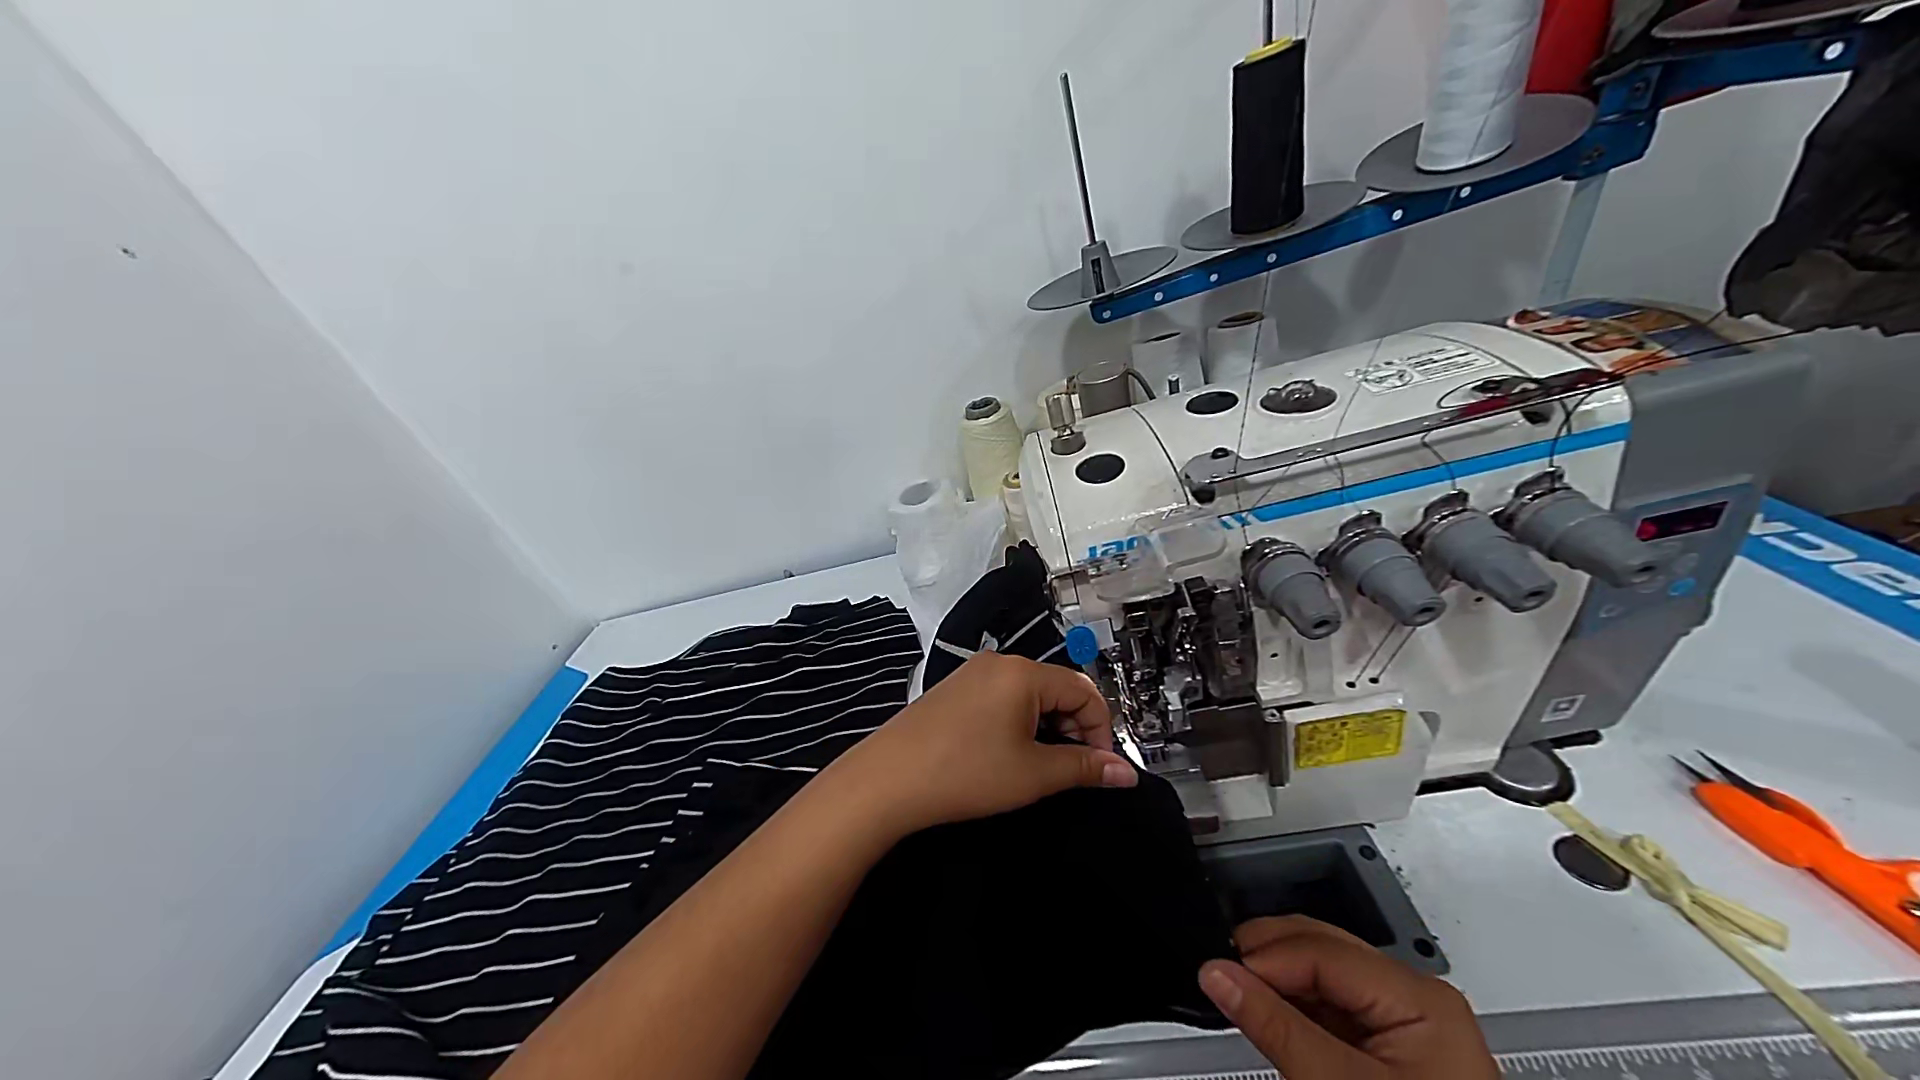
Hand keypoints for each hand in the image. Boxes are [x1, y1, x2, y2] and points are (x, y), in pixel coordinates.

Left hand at [822, 652, 1135, 834]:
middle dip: (1074, 728)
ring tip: (1039, 766)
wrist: (888, 779)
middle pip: (1058, 688)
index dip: (1101, 730)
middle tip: (1070, 770)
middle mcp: (998, 663)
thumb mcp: (1033, 774)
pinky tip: (1008, 754)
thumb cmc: (964, 773)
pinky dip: (1019, 722)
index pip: (1085, 691)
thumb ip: (1084, 768)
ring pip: (1030, 694)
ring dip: (1047, 726)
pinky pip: (1003, 697)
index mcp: (1023, 672)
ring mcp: (973, 673)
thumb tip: (1125, 773)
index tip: (1100, 768)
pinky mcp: (956, 689)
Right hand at [1198, 916, 1496, 1079]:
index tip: (1218, 973)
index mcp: (1420, 1000)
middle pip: (1319, 948)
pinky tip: (1268, 1019)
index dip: (1262, 958)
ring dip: (1274, 983)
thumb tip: (1219, 974)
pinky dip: (1292, 1007)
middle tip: (1220, 977)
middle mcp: (1415, 998)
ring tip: (1240, 1000)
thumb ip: (1276, 1027)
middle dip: (1265, 960)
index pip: (1319, 950)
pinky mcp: (1388, 1044)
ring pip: (1318, 971)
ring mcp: (1403, 1021)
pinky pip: (1327, 1003)